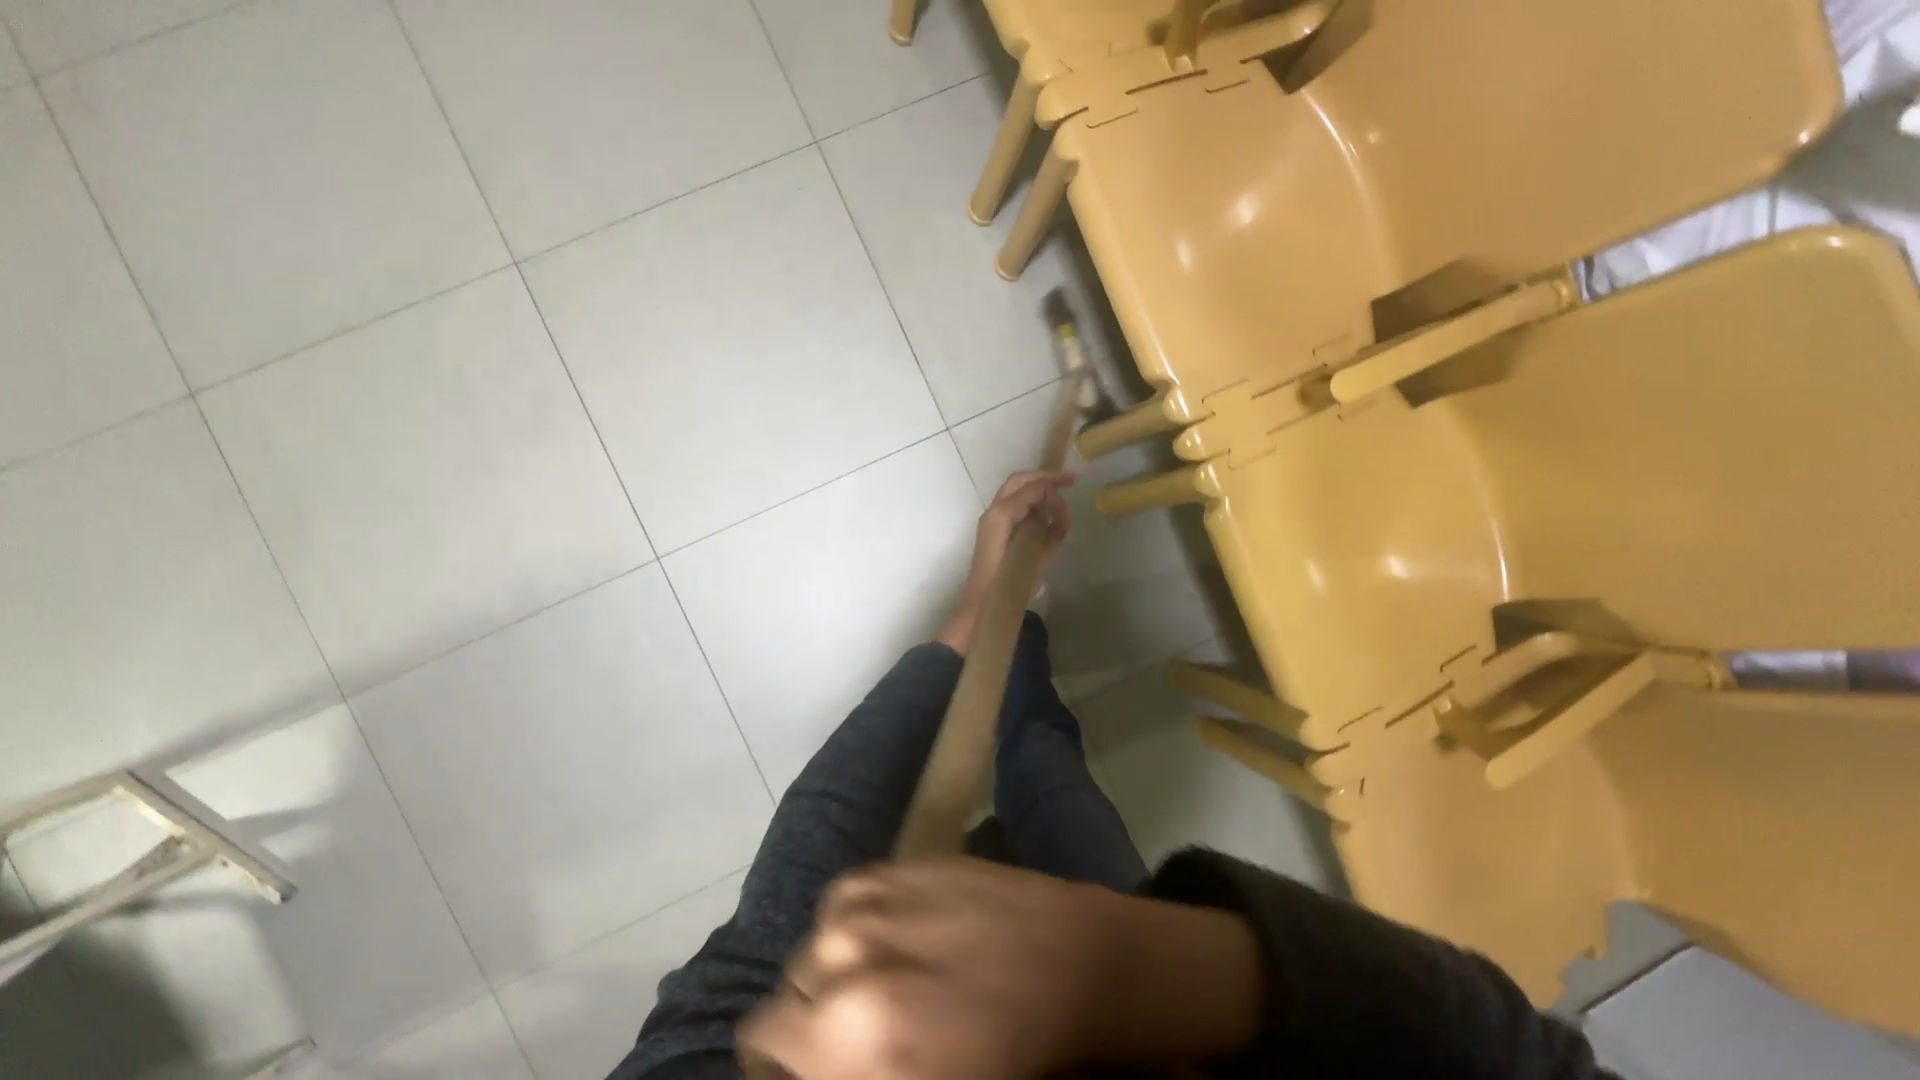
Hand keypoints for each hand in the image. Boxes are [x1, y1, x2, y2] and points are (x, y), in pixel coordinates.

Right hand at [736, 858, 1262, 1079]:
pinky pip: (843, 906)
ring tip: (891, 981)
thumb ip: (848, 1063)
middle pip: (789, 992)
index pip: (764, 1039)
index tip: (820, 1061)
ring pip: (815, 944)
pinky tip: (904, 941)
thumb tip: (823, 1051)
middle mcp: (843, 952)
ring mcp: (866, 897)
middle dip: (817, 1015)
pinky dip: (859, 928)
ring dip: (838, 967)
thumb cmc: (1013, 1050)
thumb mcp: (916, 1078)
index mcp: (847, 1029)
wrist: (1079, 962)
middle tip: (868, 1028)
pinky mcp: (891, 862)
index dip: (789, 1059)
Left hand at [936, 470, 1074, 653]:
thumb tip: (1055, 510)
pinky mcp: (993, 530)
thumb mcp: (1036, 554)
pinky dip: (1030, 503)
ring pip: (1015, 491)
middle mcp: (994, 511)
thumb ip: (1048, 528)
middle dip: (1045, 478)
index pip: (1032, 487)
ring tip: (1059, 503)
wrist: (983, 604)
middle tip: (1071, 480)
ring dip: (1037, 489)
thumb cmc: (1009, 584)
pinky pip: (1013, 506)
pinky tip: (1046, 515)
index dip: (1054, 489)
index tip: (1072, 497)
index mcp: (1001, 515)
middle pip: (1020, 481)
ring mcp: (991, 520)